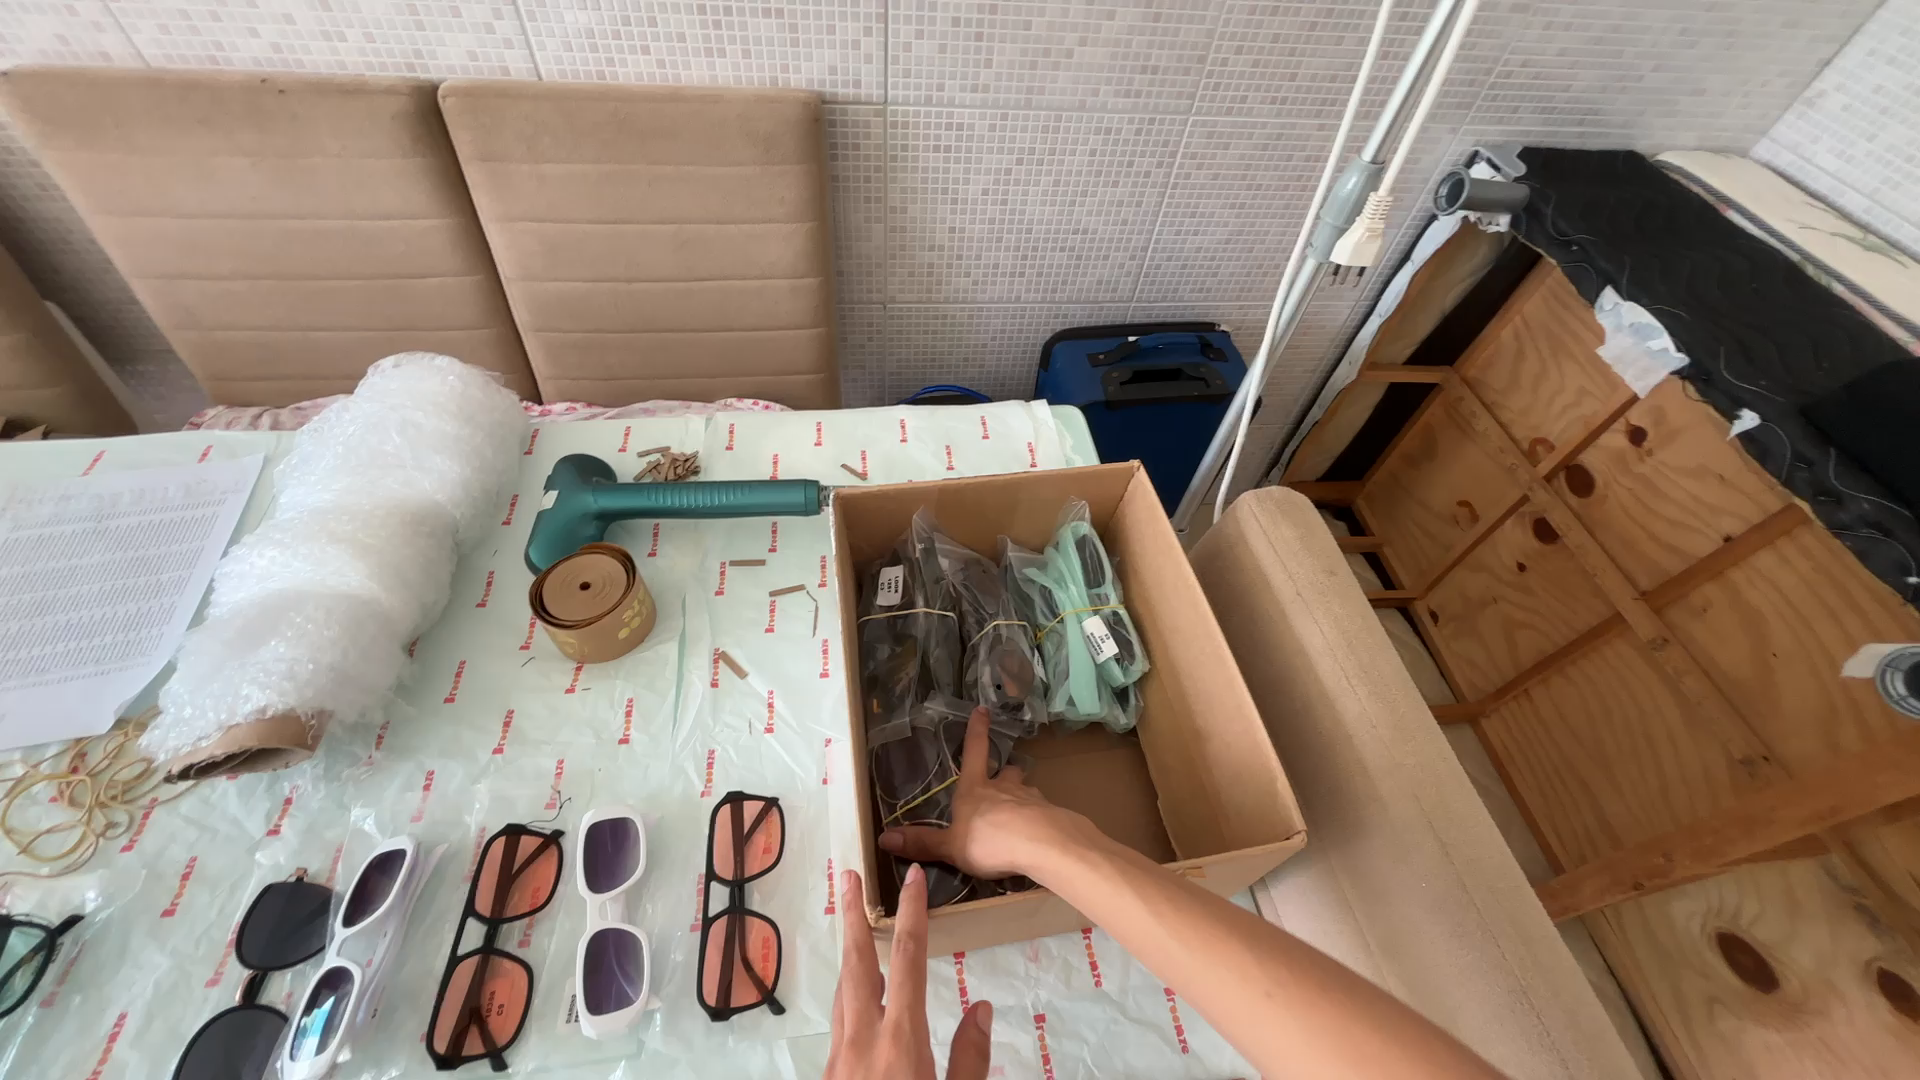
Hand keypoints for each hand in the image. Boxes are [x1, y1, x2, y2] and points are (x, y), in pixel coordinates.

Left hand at [827, 864, 991, 1079]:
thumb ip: (969, 1060)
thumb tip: (982, 1009)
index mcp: (901, 1039)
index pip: (907, 958)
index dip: (911, 911)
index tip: (913, 876)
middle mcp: (863, 1038)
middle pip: (857, 962)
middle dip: (853, 914)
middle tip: (847, 876)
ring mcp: (839, 1056)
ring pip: (843, 990)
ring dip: (850, 953)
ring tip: (854, 926)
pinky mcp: (828, 1073)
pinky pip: (839, 1020)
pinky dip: (849, 994)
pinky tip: (859, 996)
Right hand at [879, 706, 1085, 879]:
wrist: (1041, 845)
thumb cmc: (989, 841)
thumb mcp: (951, 846)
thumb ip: (922, 842)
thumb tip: (884, 837)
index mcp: (976, 789)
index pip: (975, 751)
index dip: (977, 730)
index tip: (982, 709)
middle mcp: (1004, 787)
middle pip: (1007, 770)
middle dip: (1006, 772)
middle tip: (1005, 779)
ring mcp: (1031, 799)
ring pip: (1027, 790)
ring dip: (1023, 797)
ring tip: (1021, 815)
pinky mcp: (1051, 815)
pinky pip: (1043, 813)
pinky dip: (1039, 820)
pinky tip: (1037, 836)